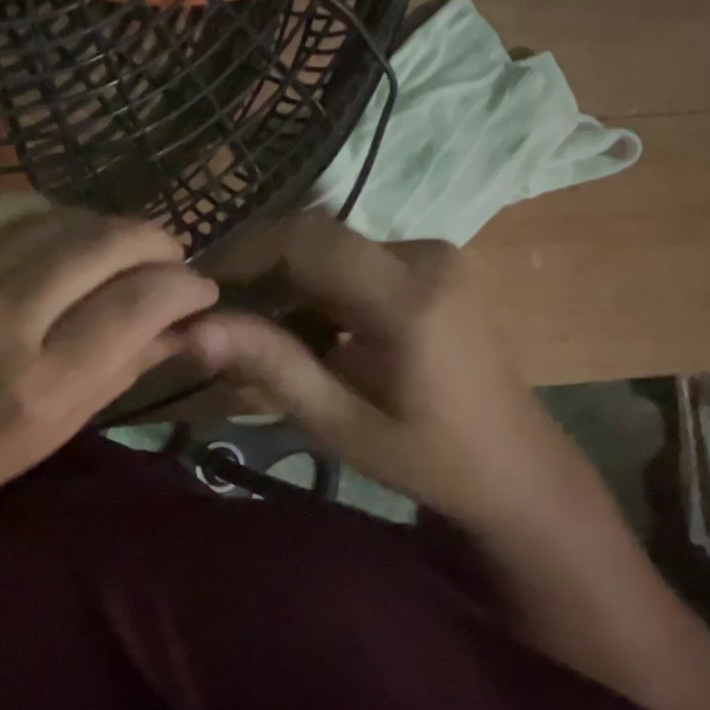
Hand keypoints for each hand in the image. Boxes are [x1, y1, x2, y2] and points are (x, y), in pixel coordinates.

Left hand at [0, 197, 219, 507]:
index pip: (134, 305)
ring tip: (127, 252)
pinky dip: (54, 211)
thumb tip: (192, 319)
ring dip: (110, 227)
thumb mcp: (67, 422)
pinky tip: (67, 234)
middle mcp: (6, 315)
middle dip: (157, 244)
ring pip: (65, 219)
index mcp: (42, 379)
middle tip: (173, 262)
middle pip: (103, 246)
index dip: (183, 288)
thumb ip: (131, 363)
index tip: (202, 289)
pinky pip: (14, 205)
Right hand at [183, 214, 589, 525]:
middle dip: (255, 272)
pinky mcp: (429, 268)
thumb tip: (190, 330)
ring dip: (279, 282)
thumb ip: (270, 367)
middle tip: (214, 320)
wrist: (520, 470)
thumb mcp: (341, 423)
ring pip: (325, 248)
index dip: (241, 255)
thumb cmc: (431, 459)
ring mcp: (431, 258)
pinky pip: (348, 261)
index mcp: (409, 297)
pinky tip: (297, 332)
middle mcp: (424, 257)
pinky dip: (309, 289)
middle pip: (312, 238)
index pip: (305, 239)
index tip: (197, 293)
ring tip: (248, 333)